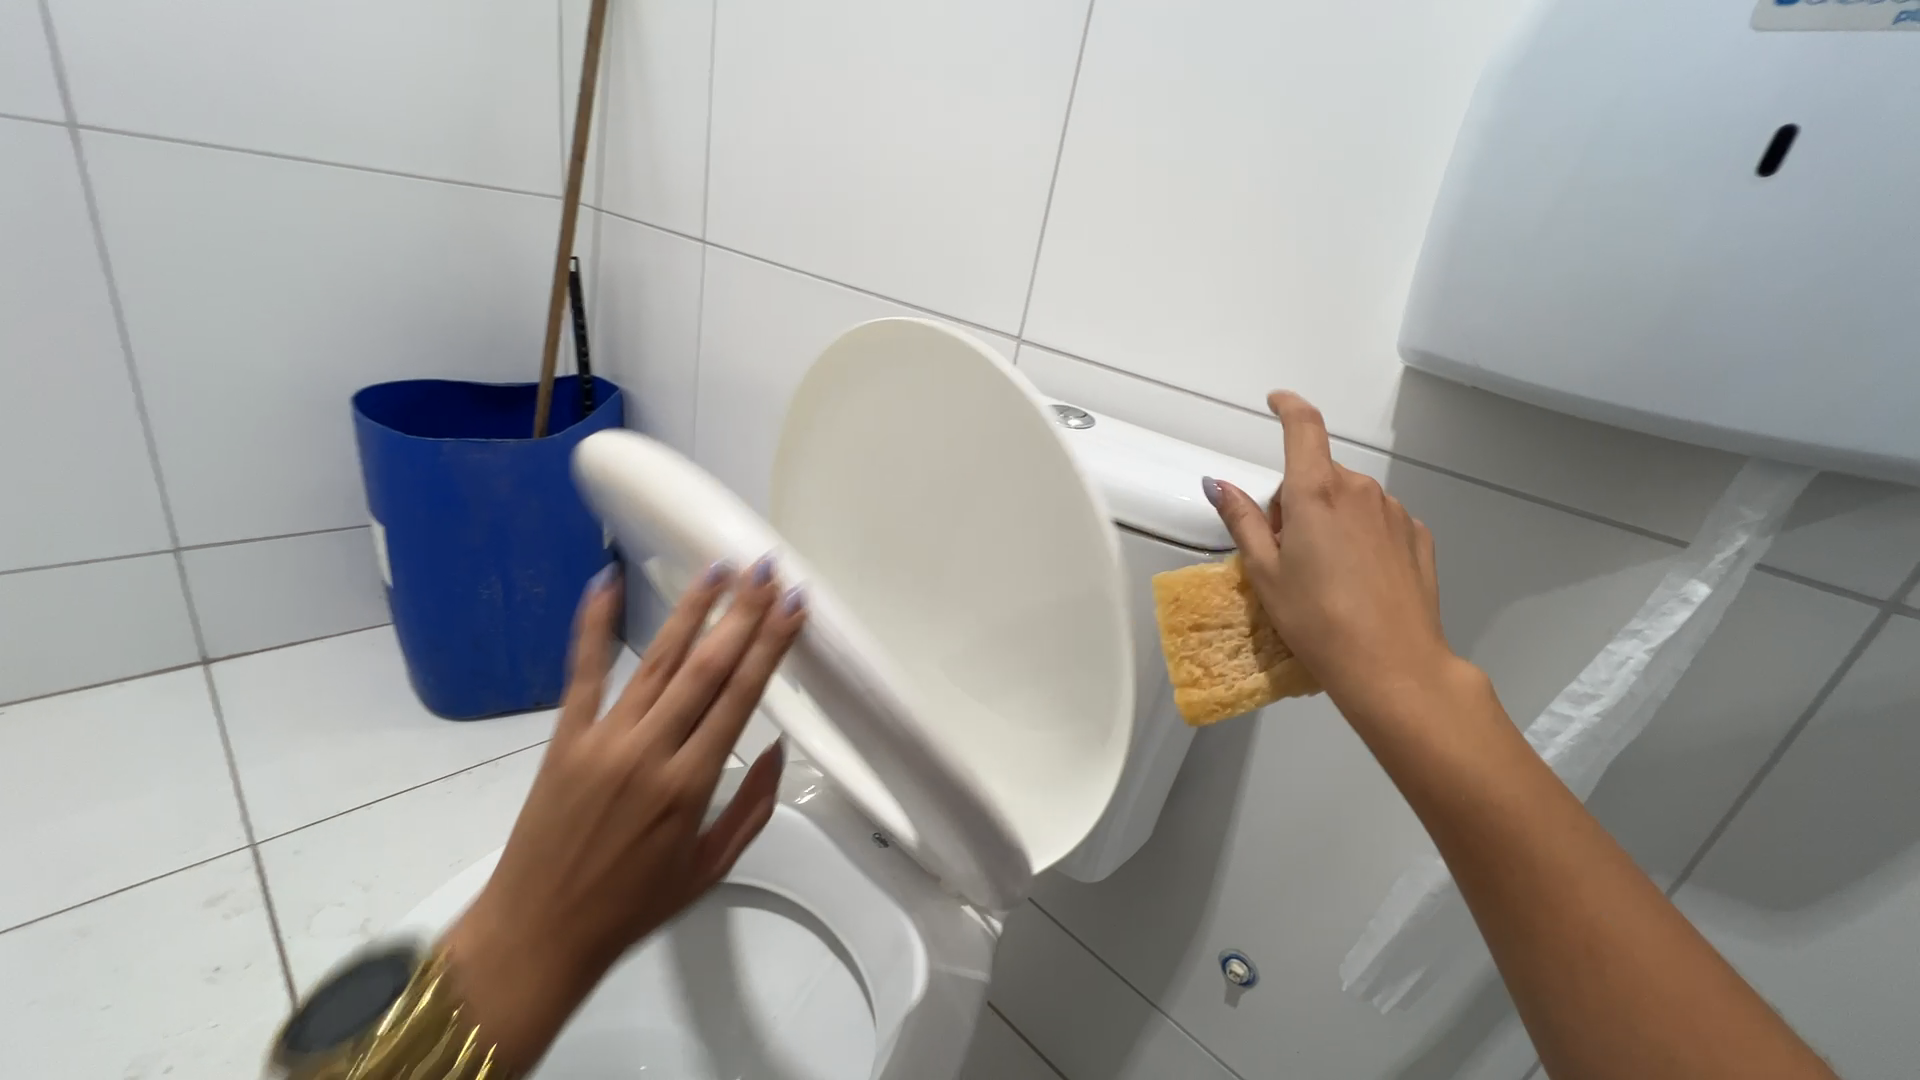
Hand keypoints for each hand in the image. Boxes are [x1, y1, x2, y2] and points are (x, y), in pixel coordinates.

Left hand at [441, 559, 805, 1071]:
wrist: (537, 935)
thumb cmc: (634, 907)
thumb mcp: (712, 866)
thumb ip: (754, 806)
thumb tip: (780, 745)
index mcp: (692, 783)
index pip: (741, 696)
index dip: (771, 645)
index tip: (793, 605)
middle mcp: (651, 750)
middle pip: (706, 667)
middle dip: (742, 614)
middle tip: (766, 570)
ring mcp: (604, 739)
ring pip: (656, 660)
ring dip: (691, 610)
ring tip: (719, 569)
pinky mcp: (565, 737)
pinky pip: (582, 672)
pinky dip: (593, 626)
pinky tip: (607, 582)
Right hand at [1206, 391, 1463, 729]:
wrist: (1393, 665)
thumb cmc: (1315, 619)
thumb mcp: (1264, 572)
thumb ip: (1242, 520)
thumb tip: (1217, 483)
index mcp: (1316, 492)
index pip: (1304, 427)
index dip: (1288, 406)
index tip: (1275, 401)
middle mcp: (1359, 490)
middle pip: (1318, 476)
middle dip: (1296, 501)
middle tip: (1286, 554)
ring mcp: (1394, 512)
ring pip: (1349, 499)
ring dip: (1329, 519)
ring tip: (1324, 574)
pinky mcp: (1417, 536)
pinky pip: (1377, 520)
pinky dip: (1360, 536)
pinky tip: (1358, 580)